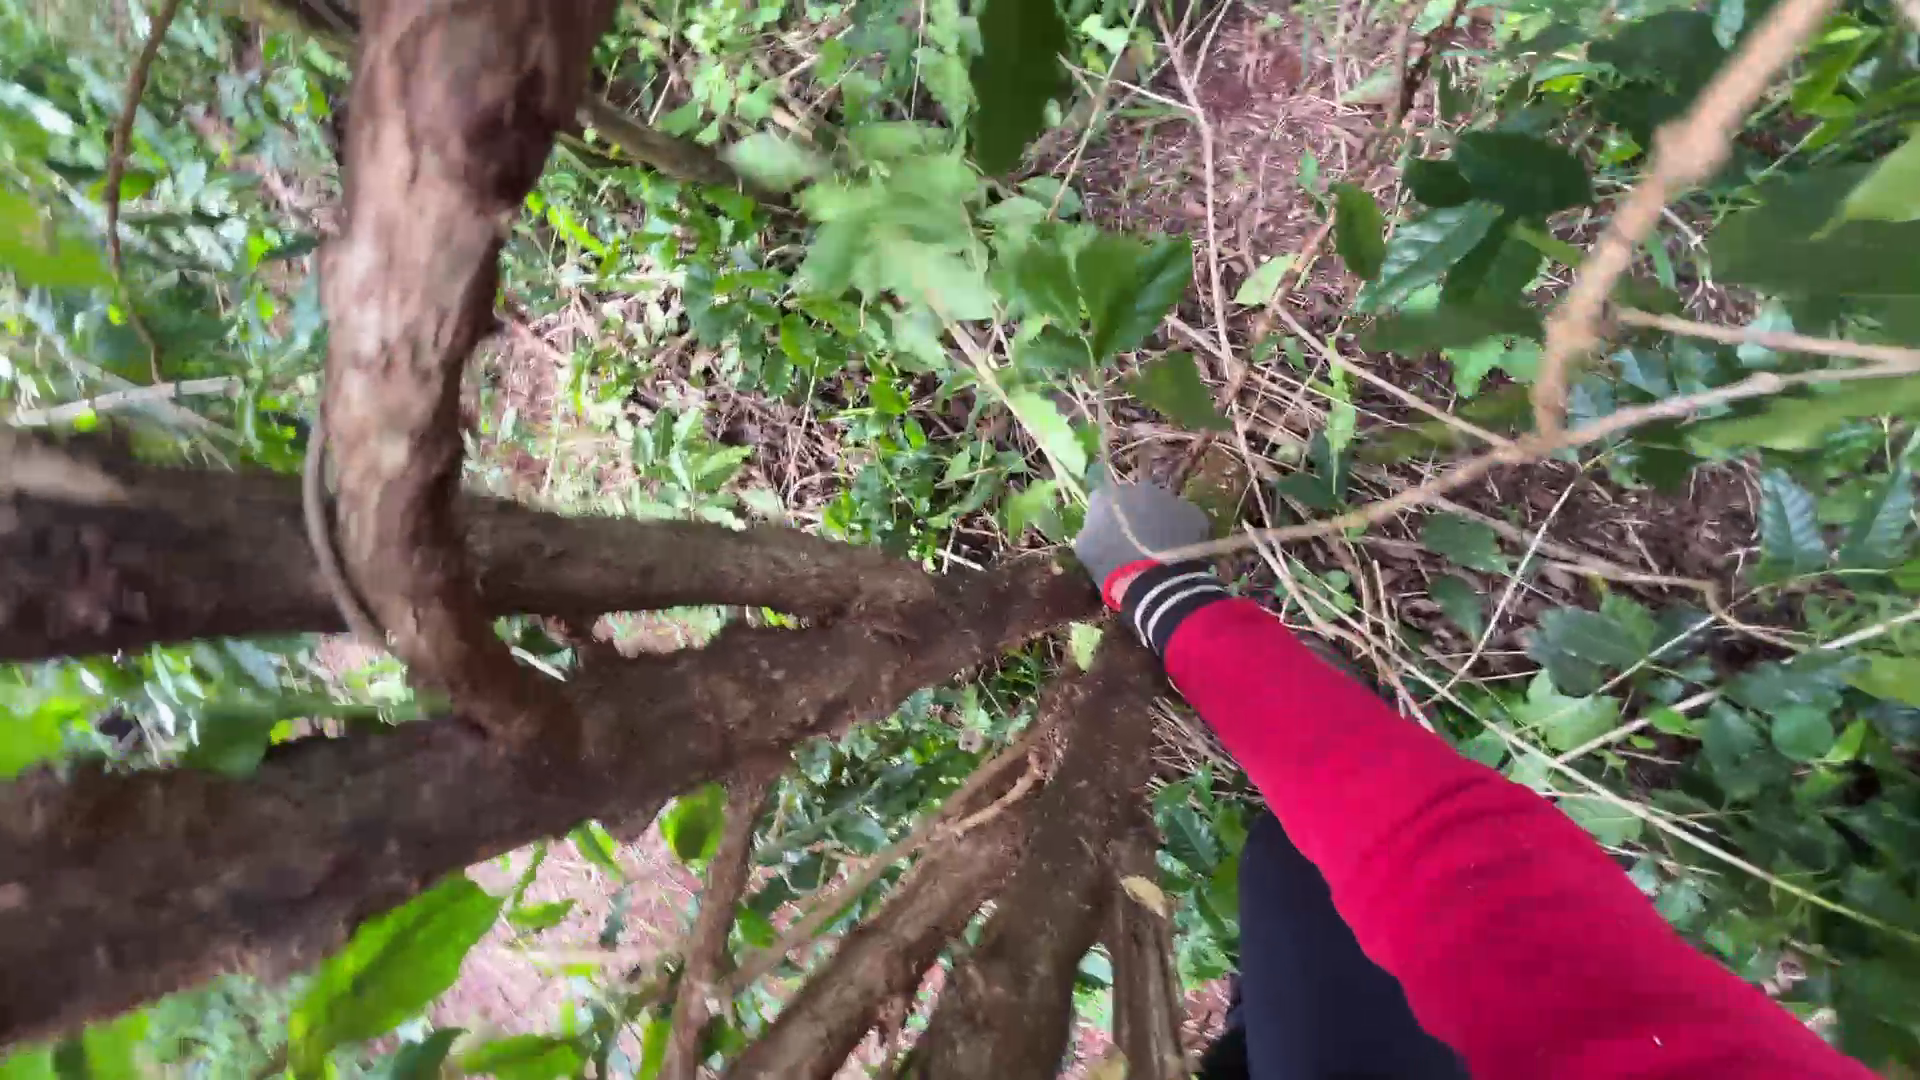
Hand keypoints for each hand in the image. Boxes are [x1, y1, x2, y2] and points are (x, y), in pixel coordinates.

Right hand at [1072, 480, 1211, 608]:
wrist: (1155, 584)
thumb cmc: (1112, 568)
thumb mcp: (1085, 550)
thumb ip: (1088, 530)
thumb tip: (1094, 527)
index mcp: (1107, 497)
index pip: (1102, 500)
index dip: (1105, 517)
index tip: (1108, 533)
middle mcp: (1138, 489)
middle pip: (1134, 498)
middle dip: (1134, 515)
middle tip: (1136, 540)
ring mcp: (1169, 499)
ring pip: (1161, 507)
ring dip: (1159, 521)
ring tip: (1160, 548)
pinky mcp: (1193, 513)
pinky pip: (1184, 520)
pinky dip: (1181, 532)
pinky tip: (1178, 552)